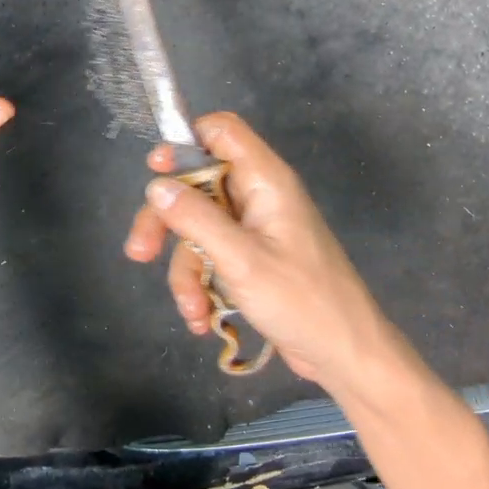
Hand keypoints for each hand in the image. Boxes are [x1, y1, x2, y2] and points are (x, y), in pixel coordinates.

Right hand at [123, 112, 396, 388]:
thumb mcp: (241, 260)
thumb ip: (195, 218)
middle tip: (140, 252)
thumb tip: (156, 184)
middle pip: (196, 186)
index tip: (155, 169)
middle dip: (165, 222)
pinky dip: (200, 285)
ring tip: (191, 310)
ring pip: (197, 229)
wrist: (347, 357)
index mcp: (266, 182)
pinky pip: (210, 256)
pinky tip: (201, 317)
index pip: (222, 132)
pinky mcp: (251, 259)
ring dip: (185, 269)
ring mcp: (254, 230)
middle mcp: (258, 198)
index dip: (186, 141)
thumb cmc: (303, 302)